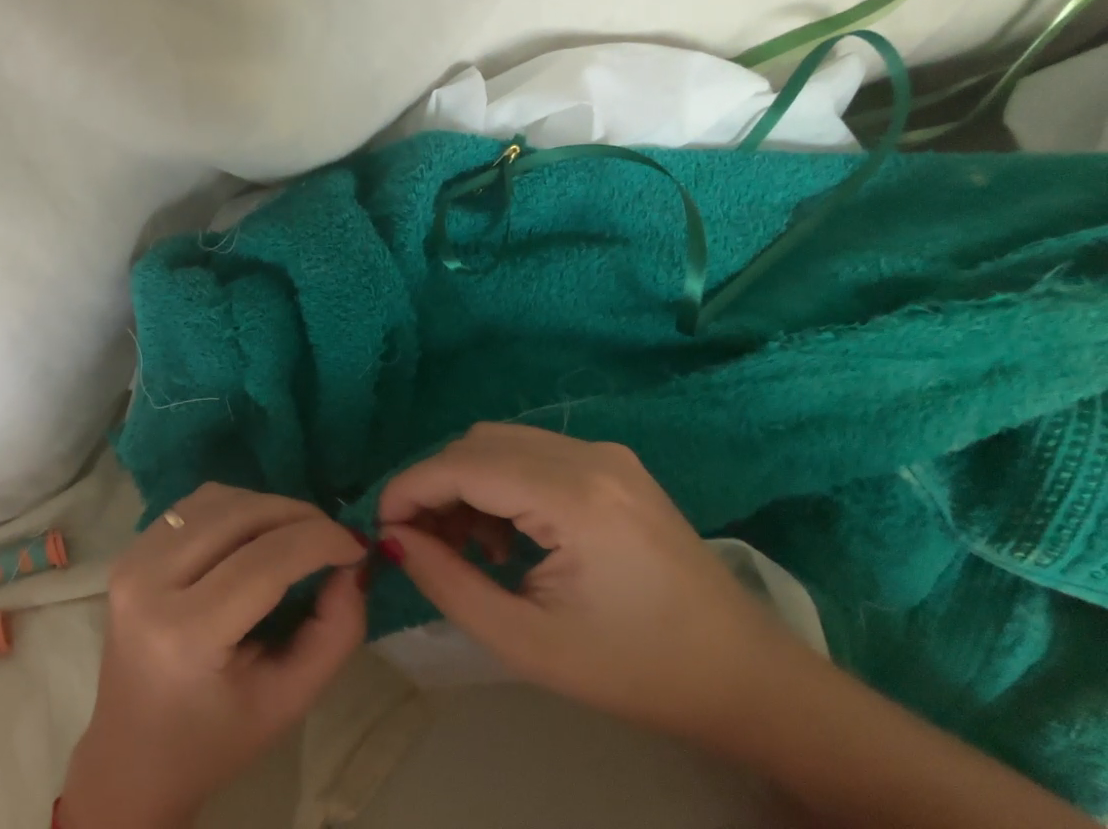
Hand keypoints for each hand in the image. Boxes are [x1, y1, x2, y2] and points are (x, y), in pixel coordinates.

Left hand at [58, 483, 368, 828]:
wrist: (132, 755)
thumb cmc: (214, 739)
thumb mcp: (289, 700)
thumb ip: (334, 633)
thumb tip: (353, 568)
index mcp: (185, 632)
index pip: (264, 561)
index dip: (320, 540)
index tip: (358, 545)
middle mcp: (148, 582)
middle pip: (237, 515)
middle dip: (297, 515)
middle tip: (335, 538)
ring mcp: (128, 560)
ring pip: (213, 500)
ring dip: (265, 507)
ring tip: (299, 537)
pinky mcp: (124, 552)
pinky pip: (189, 508)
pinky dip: (232, 510)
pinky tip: (256, 538)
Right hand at [378, 423, 813, 742]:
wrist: (743, 680)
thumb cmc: (632, 669)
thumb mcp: (522, 639)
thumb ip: (445, 581)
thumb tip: (393, 537)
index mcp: (575, 499)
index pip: (461, 465)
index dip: (408, 489)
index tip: (380, 530)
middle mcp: (591, 459)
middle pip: (476, 444)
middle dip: (434, 486)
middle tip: (421, 544)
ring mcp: (608, 457)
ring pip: (501, 443)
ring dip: (465, 484)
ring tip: (466, 548)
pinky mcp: (616, 467)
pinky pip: (532, 454)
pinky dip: (499, 483)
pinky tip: (506, 537)